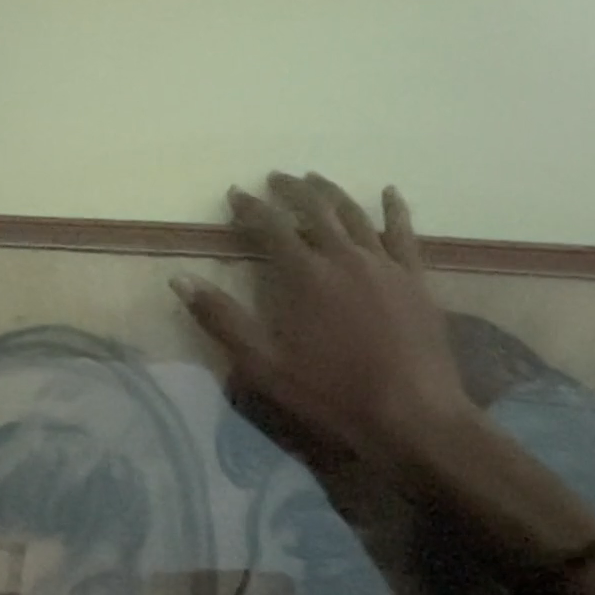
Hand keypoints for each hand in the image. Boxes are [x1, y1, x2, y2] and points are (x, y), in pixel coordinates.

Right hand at [172, 173, 477, 460]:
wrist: (413, 416)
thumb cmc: (333, 394)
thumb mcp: (264, 365)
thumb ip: (222, 319)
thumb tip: (180, 279)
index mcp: (305, 273)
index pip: (270, 226)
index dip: (249, 207)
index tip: (235, 193)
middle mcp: (343, 256)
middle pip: (314, 209)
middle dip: (291, 190)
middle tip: (275, 178)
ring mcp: (383, 263)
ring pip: (353, 214)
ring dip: (331, 193)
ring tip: (315, 179)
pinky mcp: (414, 278)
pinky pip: (403, 233)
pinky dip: (394, 209)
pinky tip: (389, 192)